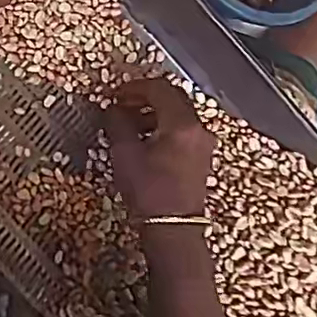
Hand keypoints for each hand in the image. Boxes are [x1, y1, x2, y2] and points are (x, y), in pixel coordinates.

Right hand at [104, 77, 216, 219]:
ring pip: (178, 114)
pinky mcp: (200, 157)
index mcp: (182, 123)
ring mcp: (202, 143)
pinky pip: (182, 130)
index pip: (160, 89)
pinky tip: (144, 139)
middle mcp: (198, 129)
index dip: (135, 87)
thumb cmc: (148, 190)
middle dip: (145, 96)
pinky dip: (163, 126)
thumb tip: (113, 109)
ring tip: (129, 122)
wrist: (173, 229)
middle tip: (122, 103)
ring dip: (154, 112)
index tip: (116, 94)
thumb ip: (118, 123)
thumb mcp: (124, 153)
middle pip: (173, 98)